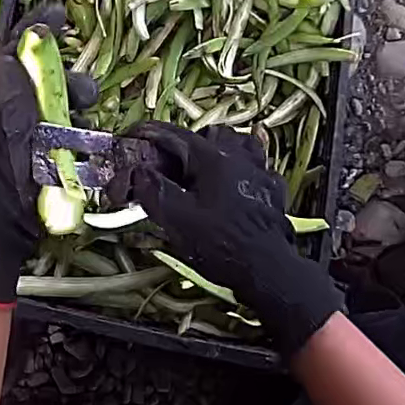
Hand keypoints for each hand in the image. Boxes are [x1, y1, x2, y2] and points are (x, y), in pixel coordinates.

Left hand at [0, 9, 77, 303]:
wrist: (6, 227)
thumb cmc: (8, 175)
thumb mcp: (12, 122)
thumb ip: (18, 78)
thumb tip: (30, 36)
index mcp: (0, 94)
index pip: (15, 47)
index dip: (35, 26)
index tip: (59, 12)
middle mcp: (12, 105)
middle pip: (43, 72)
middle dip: (66, 76)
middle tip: (84, 92)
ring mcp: (26, 126)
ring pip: (59, 97)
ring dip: (78, 104)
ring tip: (87, 120)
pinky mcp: (40, 147)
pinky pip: (65, 124)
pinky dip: (79, 128)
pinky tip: (85, 140)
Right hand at [126, 122, 343, 356]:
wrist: (267, 271)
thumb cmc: (219, 244)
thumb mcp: (175, 219)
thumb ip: (153, 190)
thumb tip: (138, 172)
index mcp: (211, 158)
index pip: (174, 135)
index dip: (149, 133)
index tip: (131, 135)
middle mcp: (239, 157)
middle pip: (209, 134)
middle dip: (185, 142)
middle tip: (168, 162)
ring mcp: (260, 172)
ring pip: (238, 145)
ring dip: (218, 150)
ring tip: (202, 168)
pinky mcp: (273, 191)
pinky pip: (255, 168)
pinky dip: (240, 170)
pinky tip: (233, 185)